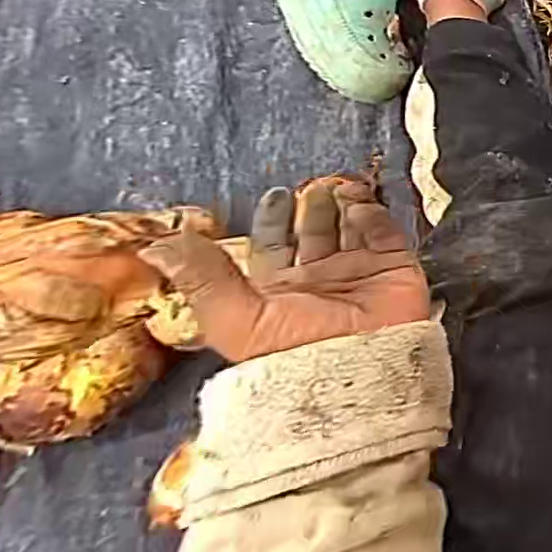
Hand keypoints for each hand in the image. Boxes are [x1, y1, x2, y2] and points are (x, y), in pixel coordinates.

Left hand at [140, 177, 429, 362]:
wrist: (354, 365)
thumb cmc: (290, 349)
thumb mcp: (235, 316)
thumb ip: (204, 277)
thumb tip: (157, 244)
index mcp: (278, 290)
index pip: (276, 246)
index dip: (274, 221)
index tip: (275, 195)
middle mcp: (319, 278)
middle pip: (317, 231)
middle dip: (314, 207)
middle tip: (313, 186)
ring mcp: (359, 270)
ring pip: (352, 227)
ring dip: (345, 204)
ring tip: (337, 187)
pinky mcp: (394, 266)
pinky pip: (385, 233)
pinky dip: (373, 216)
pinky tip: (359, 207)